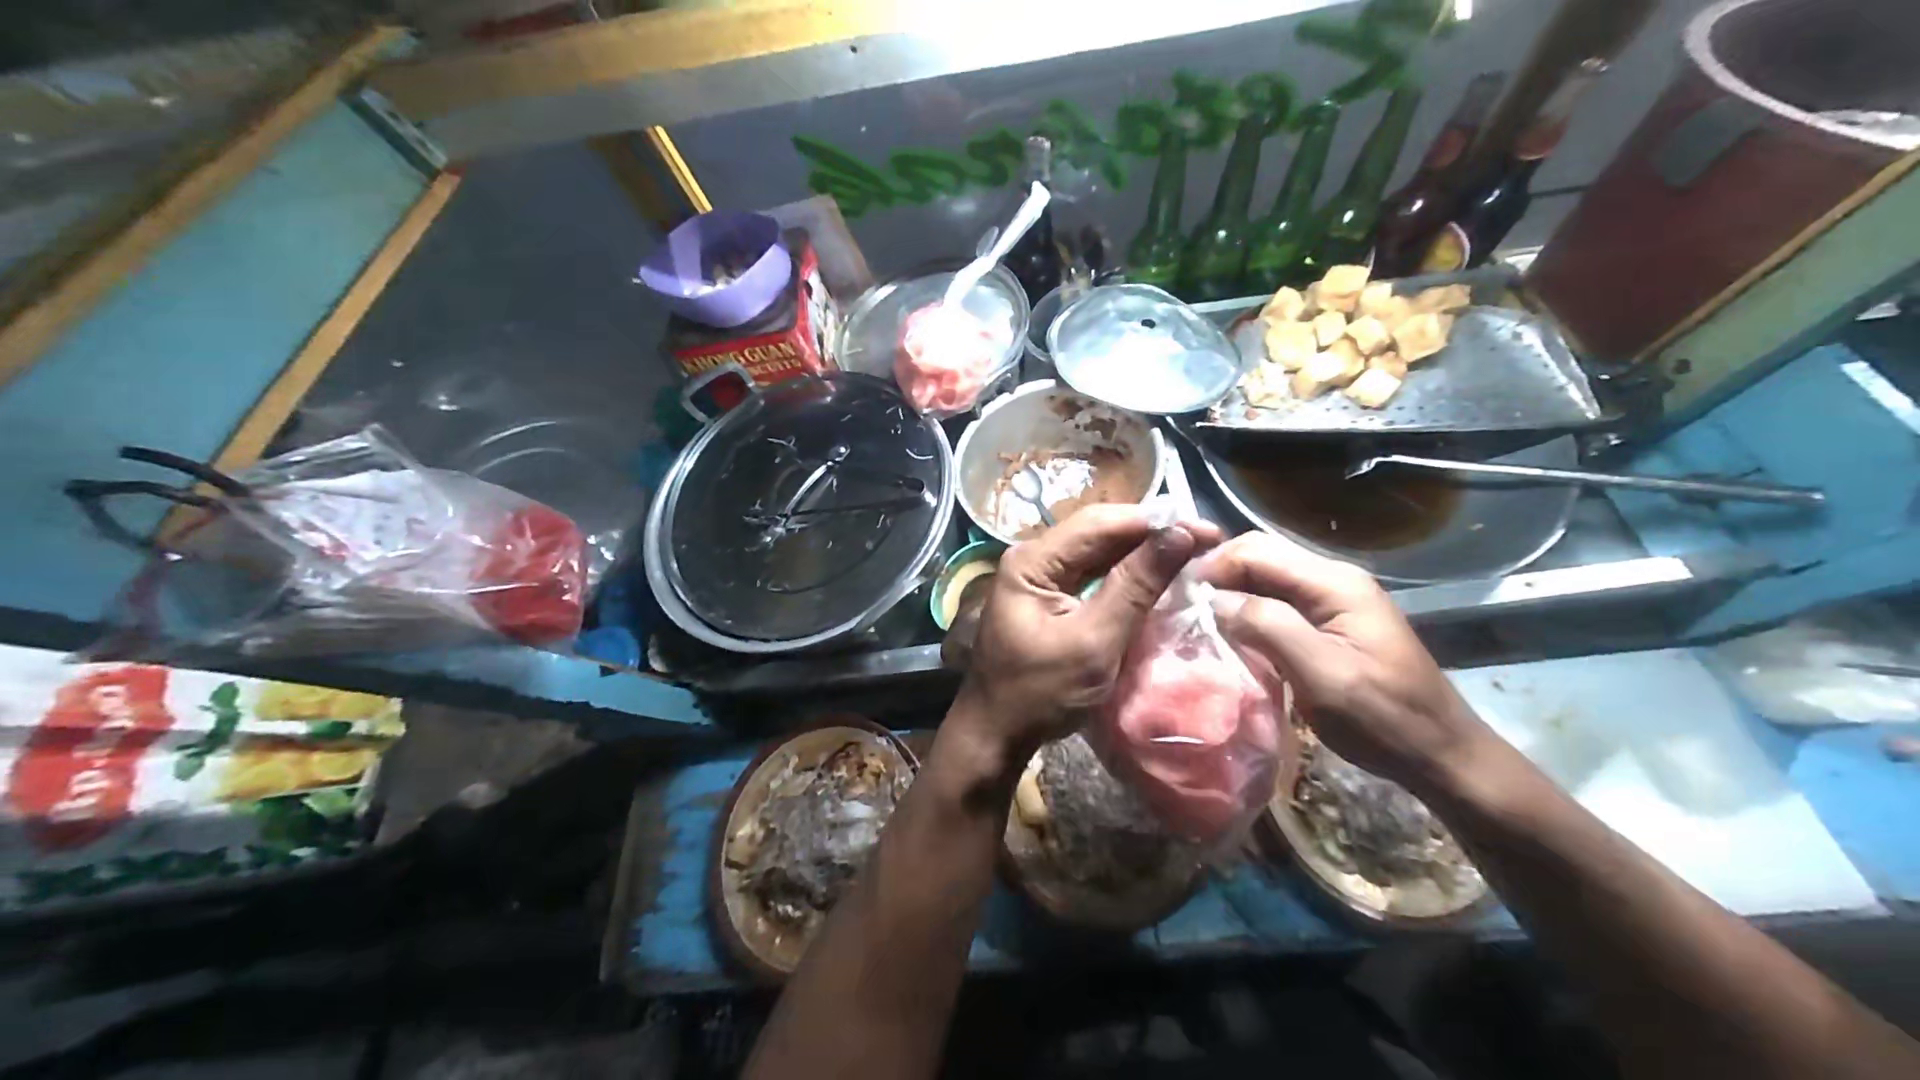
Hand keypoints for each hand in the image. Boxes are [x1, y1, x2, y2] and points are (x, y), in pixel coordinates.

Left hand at [958, 506, 1221, 763]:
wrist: (996, 732)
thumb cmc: (1040, 693)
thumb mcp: (1093, 641)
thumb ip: (1135, 587)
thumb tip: (1180, 535)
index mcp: (1033, 560)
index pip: (1101, 523)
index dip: (1156, 522)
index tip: (1207, 531)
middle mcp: (1033, 557)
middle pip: (1100, 532)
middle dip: (1153, 534)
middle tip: (1208, 541)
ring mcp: (1039, 575)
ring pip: (1099, 551)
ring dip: (1142, 552)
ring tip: (1192, 554)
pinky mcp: (1049, 595)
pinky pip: (1093, 572)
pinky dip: (1126, 573)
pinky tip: (1157, 575)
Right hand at [1202, 532, 1496, 795]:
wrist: (1441, 755)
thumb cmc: (1383, 719)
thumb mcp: (1322, 674)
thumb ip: (1268, 627)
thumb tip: (1215, 599)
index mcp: (1334, 582)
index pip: (1256, 550)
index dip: (1214, 568)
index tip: (1180, 601)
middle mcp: (1333, 578)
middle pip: (1260, 556)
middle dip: (1218, 577)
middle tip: (1185, 611)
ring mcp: (1333, 599)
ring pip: (1265, 578)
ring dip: (1231, 595)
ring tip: (1200, 622)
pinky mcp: (1329, 621)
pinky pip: (1277, 601)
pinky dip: (1248, 612)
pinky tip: (1232, 635)